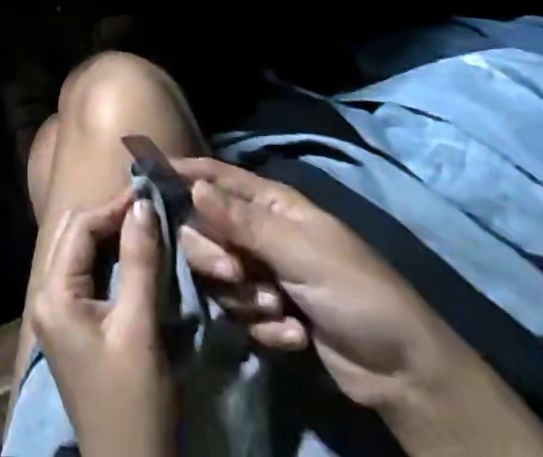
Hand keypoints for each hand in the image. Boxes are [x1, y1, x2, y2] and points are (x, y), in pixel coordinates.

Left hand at [28, 190, 175, 456]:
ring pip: (82, 253)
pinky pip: (89, 275)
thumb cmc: (134, 398)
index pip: (79, 228)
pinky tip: (139, 255)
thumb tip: (143, 203)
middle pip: (75, 236)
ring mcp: (58, 313)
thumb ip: (139, 260)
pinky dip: (112, 259)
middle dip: (111, 217)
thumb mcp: (140, 326)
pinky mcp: (74, 325)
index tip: (151, 193)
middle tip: (151, 209)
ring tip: (149, 225)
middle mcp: (46, 297)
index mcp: (53, 295)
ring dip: (113, 237)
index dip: (114, 206)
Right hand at [173, 159, 542, 456]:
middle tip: (238, 274)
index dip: (181, 173)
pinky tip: (294, 334)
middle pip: (207, 231)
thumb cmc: (354, 291)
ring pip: (219, 276)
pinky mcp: (268, 311)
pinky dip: (264, 326)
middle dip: (216, 257)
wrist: (401, 369)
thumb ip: (241, 220)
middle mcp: (262, 232)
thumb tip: (193, 186)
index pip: (216, 177)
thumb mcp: (299, 250)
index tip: (142, 175)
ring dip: (245, 299)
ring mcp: (265, 272)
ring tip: (280, 311)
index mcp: (273, 204)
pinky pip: (239, 311)